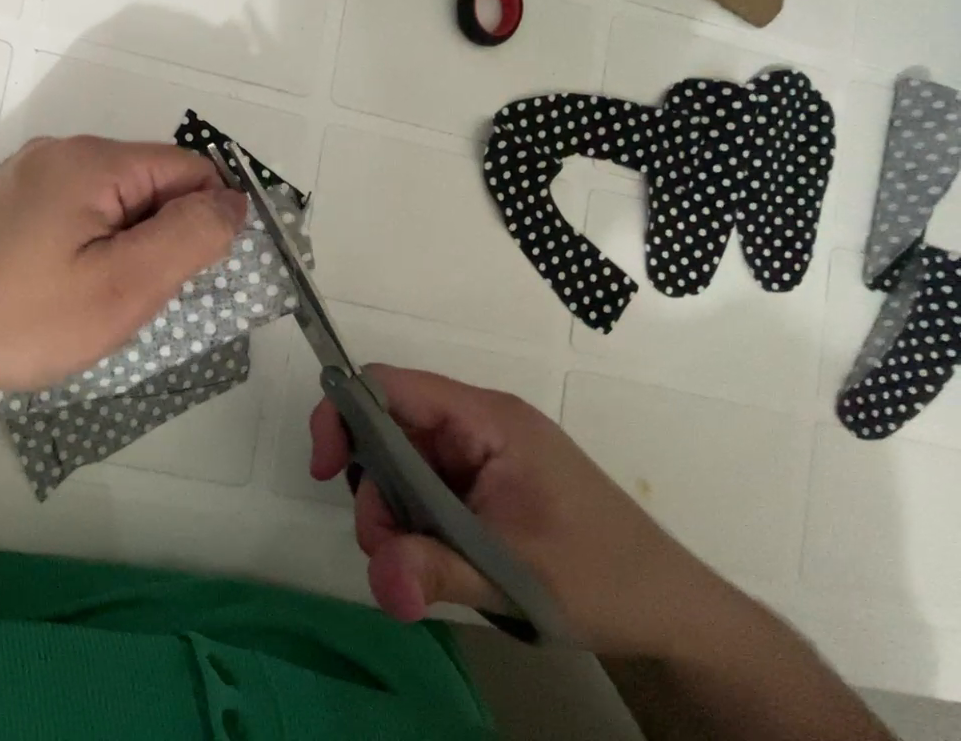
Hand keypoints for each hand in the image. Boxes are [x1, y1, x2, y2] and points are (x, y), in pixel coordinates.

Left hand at [0, 136, 246, 395]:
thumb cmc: (24, 320)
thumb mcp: (124, 286)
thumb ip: (190, 236)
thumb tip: (233, 201)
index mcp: (90, 161)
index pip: (189, 168)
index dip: (208, 219)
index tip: (195, 275)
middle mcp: (58, 153)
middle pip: (150, 182)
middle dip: (162, 237)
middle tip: (135, 297)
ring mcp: (27, 178)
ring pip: (115, 203)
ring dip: (127, 248)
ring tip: (99, 299)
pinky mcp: (9, 207)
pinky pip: (77, 216)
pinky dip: (92, 249)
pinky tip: (68, 290)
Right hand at [309, 366, 741, 656]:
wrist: (676, 617)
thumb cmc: (608, 581)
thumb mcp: (515, 577)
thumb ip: (437, 570)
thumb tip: (378, 579)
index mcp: (488, 421)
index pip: (388, 386)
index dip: (342, 414)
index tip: (326, 469)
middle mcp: (476, 426)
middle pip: (383, 431)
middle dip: (373, 492)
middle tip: (392, 551)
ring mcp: (476, 455)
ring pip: (395, 465)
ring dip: (391, 516)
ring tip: (423, 567)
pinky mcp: (476, 484)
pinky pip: (417, 487)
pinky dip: (411, 524)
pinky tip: (436, 559)